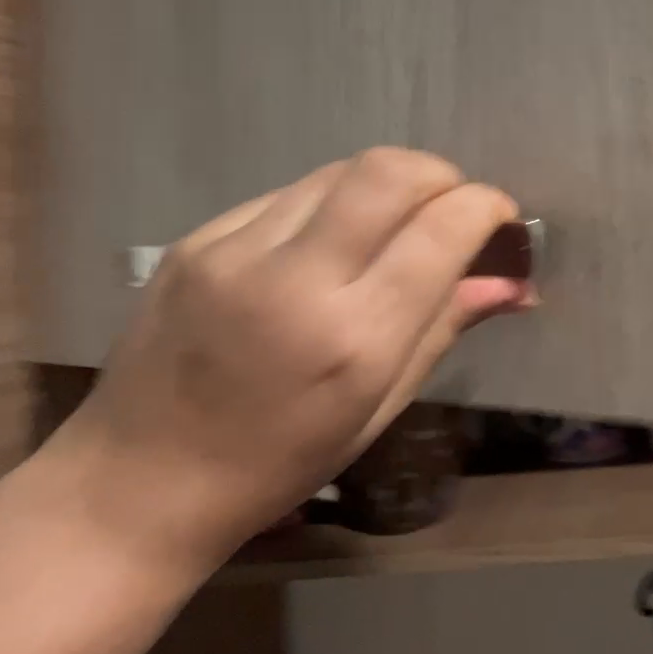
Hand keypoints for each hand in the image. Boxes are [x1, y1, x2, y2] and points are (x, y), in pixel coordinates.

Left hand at [42, 148, 528, 576]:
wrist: (136, 483)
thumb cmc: (281, 463)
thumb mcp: (382, 404)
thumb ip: (448, 324)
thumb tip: (517, 282)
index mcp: (354, 337)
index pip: (444, 228)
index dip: (489, 208)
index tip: (502, 220)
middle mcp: (296, 279)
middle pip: (391, 171)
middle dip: (443, 176)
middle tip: (454, 209)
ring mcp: (236, 250)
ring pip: (342, 170)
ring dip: (390, 186)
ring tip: (396, 227)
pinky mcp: (197, 238)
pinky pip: (291, 194)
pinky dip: (335, 204)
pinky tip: (331, 245)